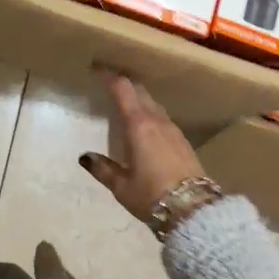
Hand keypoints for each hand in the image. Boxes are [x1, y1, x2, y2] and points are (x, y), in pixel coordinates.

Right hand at [79, 71, 205, 222]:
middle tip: (109, 82)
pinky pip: (162, 116)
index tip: (97, 69)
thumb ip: (103, 169)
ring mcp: (172, 128)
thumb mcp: (121, 186)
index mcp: (138, 125)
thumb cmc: (152, 196)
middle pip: (139, 90)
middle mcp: (156, 120)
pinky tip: (145, 124)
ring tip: (125, 102)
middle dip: (124, 82)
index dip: (109, 76)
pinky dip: (149, 111)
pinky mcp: (182, 140)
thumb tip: (85, 157)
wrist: (193, 209)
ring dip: (138, 97)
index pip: (122, 89)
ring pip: (153, 103)